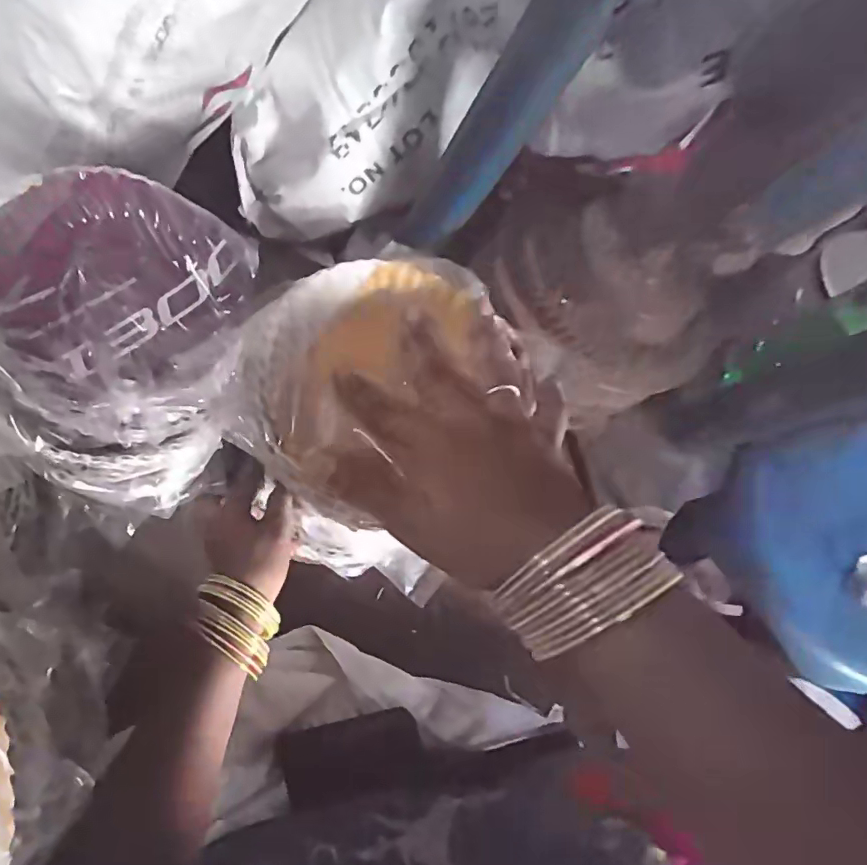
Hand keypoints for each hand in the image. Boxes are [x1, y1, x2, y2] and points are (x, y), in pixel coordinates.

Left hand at [204, 466, 297, 601]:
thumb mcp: (278, 531)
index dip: (259, 468)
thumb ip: (281, 503)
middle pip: (229, 494)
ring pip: (231, 511)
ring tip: (265, 501)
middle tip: (259, 477)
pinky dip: (245, 521)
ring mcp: (215, 534)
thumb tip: (284, 482)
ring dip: (246, 504)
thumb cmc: (261, 563)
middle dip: (244, 485)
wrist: (242, 602)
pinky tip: (261, 524)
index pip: (244, 480)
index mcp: (228, 509)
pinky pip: (232, 527)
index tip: (269, 457)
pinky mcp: (219, 549)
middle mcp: (216, 518)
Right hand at [329, 317, 590, 587]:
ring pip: (496, 373)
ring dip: (487, 342)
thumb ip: (364, 486)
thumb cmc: (468, 540)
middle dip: (421, 344)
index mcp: (426, 442)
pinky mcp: (544, 436)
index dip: (358, 392)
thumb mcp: (406, 520)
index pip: (382, 411)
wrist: (546, 553)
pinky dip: (544, 386)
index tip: (339, 368)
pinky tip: (545, 374)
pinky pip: (545, 402)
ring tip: (483, 313)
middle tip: (412, 310)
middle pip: (438, 375)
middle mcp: (465, 420)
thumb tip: (319, 460)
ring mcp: (509, 424)